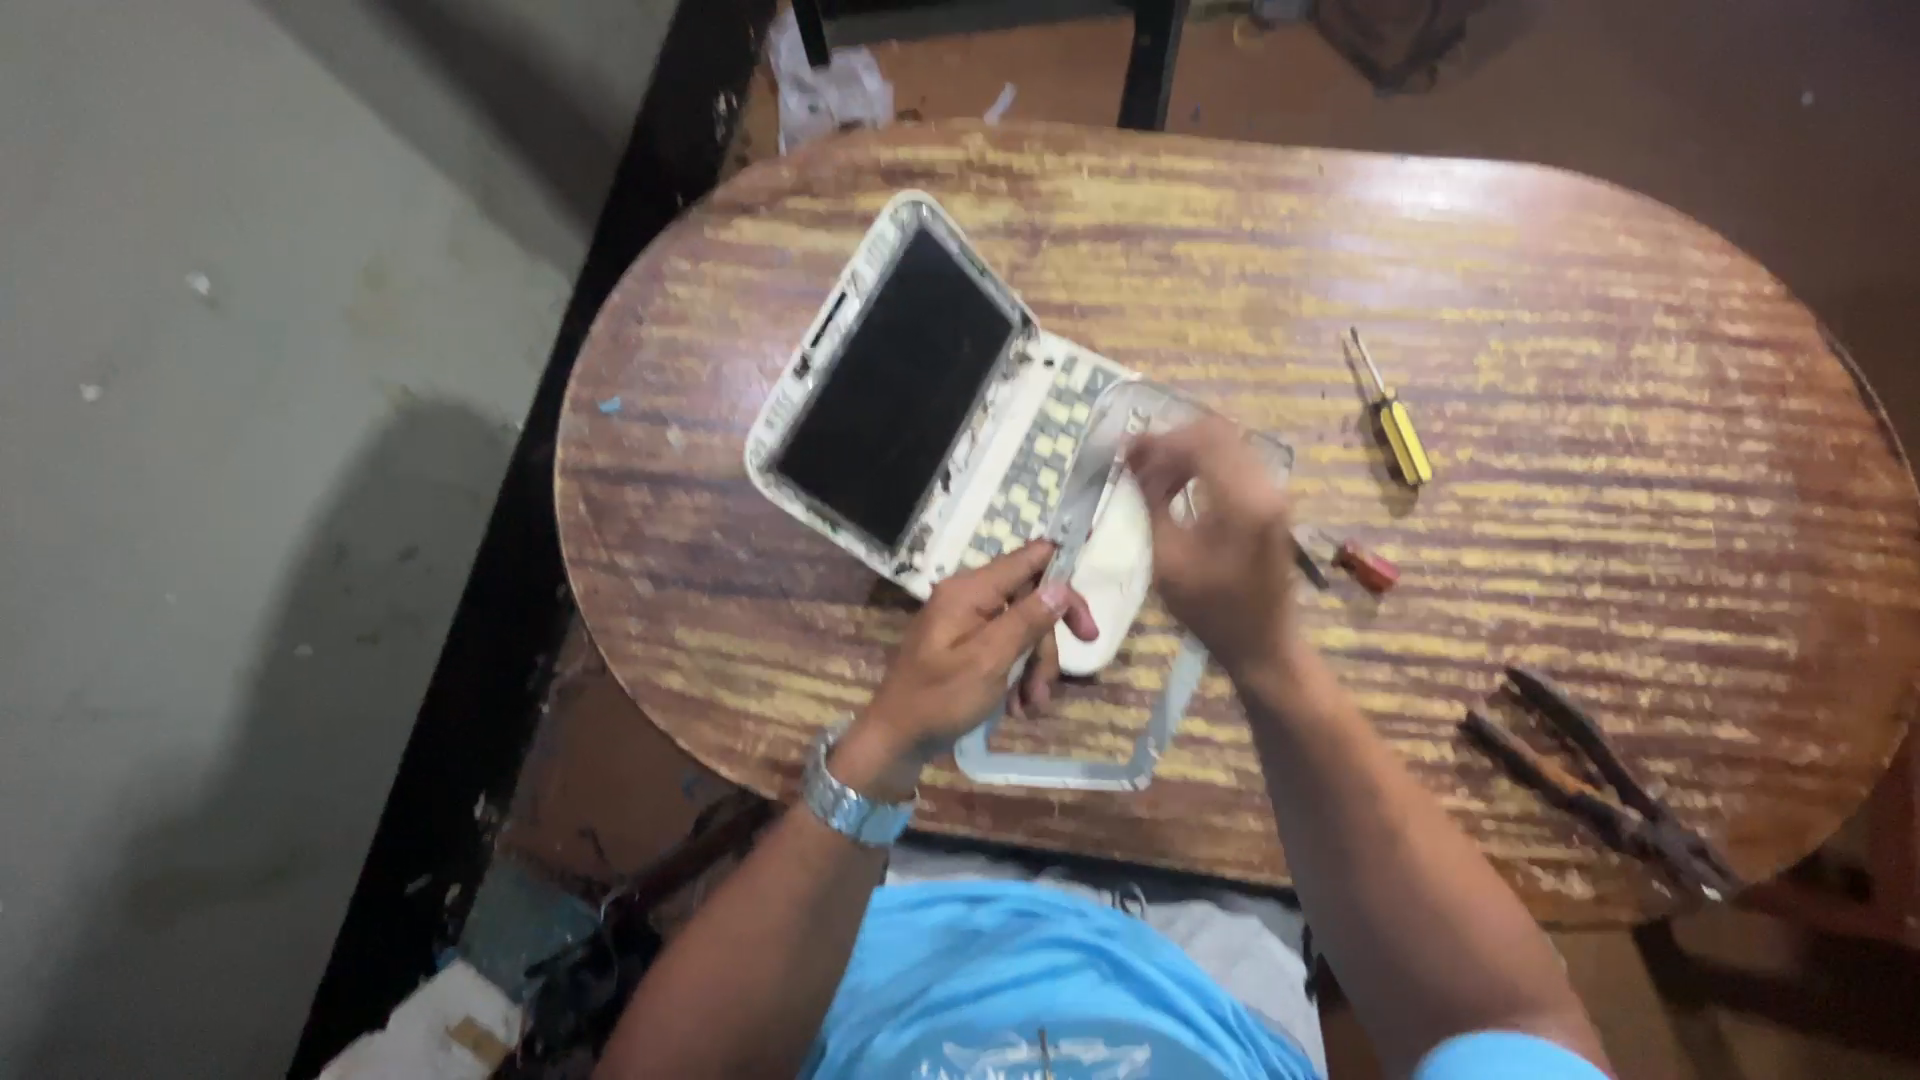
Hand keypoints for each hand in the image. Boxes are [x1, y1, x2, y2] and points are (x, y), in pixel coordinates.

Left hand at [834, 542, 1097, 798]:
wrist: (896, 738)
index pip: (1028, 559)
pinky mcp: (967, 644)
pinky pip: (1006, 647)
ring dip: (1033, 668)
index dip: (1063, 576)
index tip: (1086, 617)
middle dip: (1045, 645)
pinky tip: (1016, 706)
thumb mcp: (988, 662)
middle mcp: (968, 596)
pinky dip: (1017, 675)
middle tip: (1049, 685)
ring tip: (1030, 705)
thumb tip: (1061, 586)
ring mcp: (967, 620)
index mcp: (969, 590)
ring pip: (1023, 630)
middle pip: (1030, 601)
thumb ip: (1025, 621)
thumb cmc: (938, 699)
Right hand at [1127, 417, 1300, 680]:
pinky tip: (1175, 485)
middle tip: (1133, 460)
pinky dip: (1202, 464)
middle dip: (1170, 441)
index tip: (1124, 452)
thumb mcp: (1167, 559)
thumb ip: (1151, 503)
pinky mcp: (1272, 502)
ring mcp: (1274, 493)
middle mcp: (1265, 487)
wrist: (1262, 643)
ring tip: (1149, 474)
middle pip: (1215, 433)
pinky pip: (1234, 462)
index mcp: (1241, 501)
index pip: (1199, 441)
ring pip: (1225, 444)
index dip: (1158, 441)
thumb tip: (1133, 464)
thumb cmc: (1209, 611)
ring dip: (1185, 451)